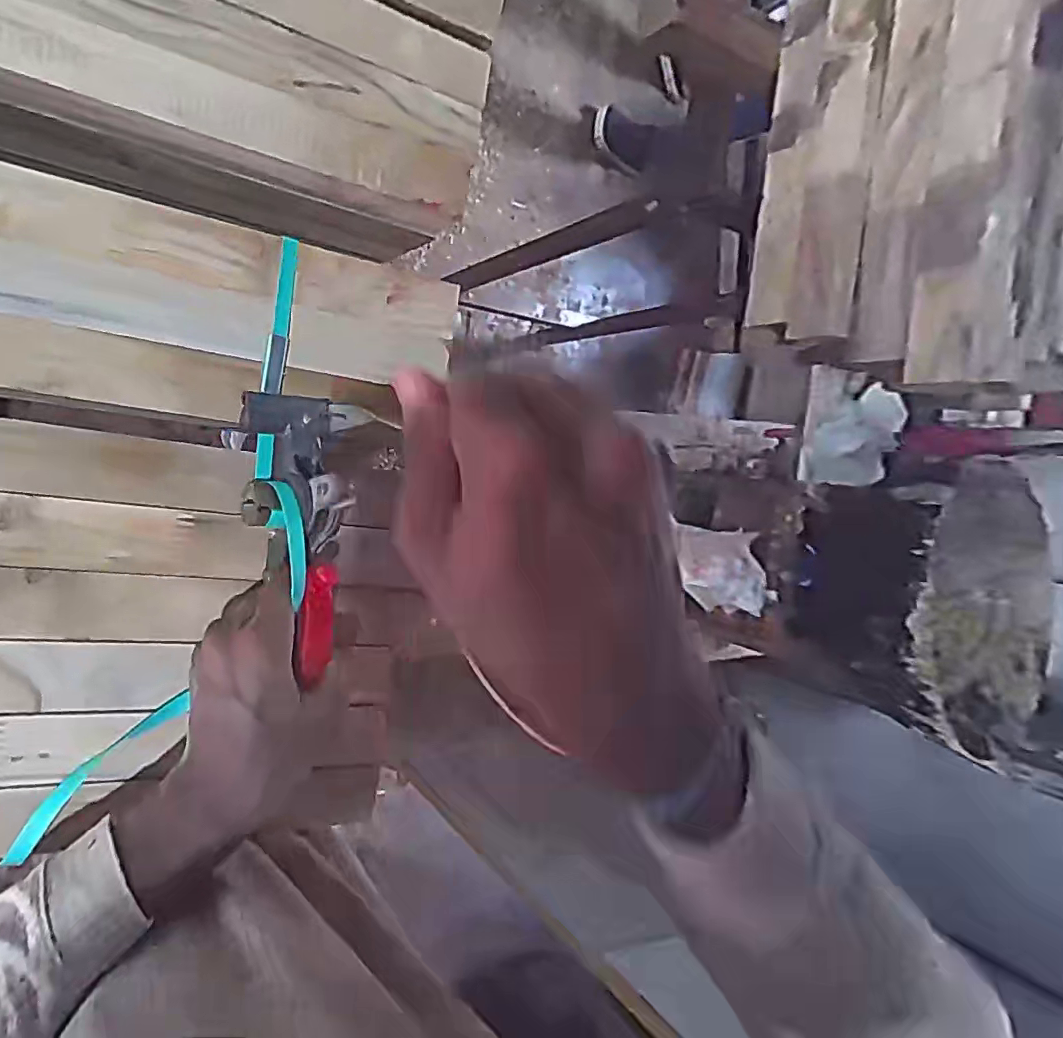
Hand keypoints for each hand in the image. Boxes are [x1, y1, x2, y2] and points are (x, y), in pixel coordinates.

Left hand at [114, 574, 346, 912]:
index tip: (325, 575)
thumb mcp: (321, 717)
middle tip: (318, 629)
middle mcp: (226, 634)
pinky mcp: (198, 661)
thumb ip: (334, 665)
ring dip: (269, 622)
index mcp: (258, 642)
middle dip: (291, 605)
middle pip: (262, 596)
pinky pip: (229, 634)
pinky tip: (266, 670)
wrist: (215, 789)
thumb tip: (340, 630)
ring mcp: (207, 647)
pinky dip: (250, 638)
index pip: (280, 584)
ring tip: (293, 655)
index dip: (305, 576)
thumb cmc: (272, 756)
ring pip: (243, 614)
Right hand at [392, 366, 724, 795]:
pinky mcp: (649, 463)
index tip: (429, 436)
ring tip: (500, 470)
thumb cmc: (502, 624)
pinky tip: (543, 478)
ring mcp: (625, 447)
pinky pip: (588, 415)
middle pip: (513, 379)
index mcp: (511, 464)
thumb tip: (413, 383)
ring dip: (517, 414)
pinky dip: (554, 429)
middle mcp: (578, 438)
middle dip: (478, 406)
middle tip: (460, 462)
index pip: (468, 385)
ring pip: (553, 391)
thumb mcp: (430, 548)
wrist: (616, 683)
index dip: (441, 404)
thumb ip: (423, 457)